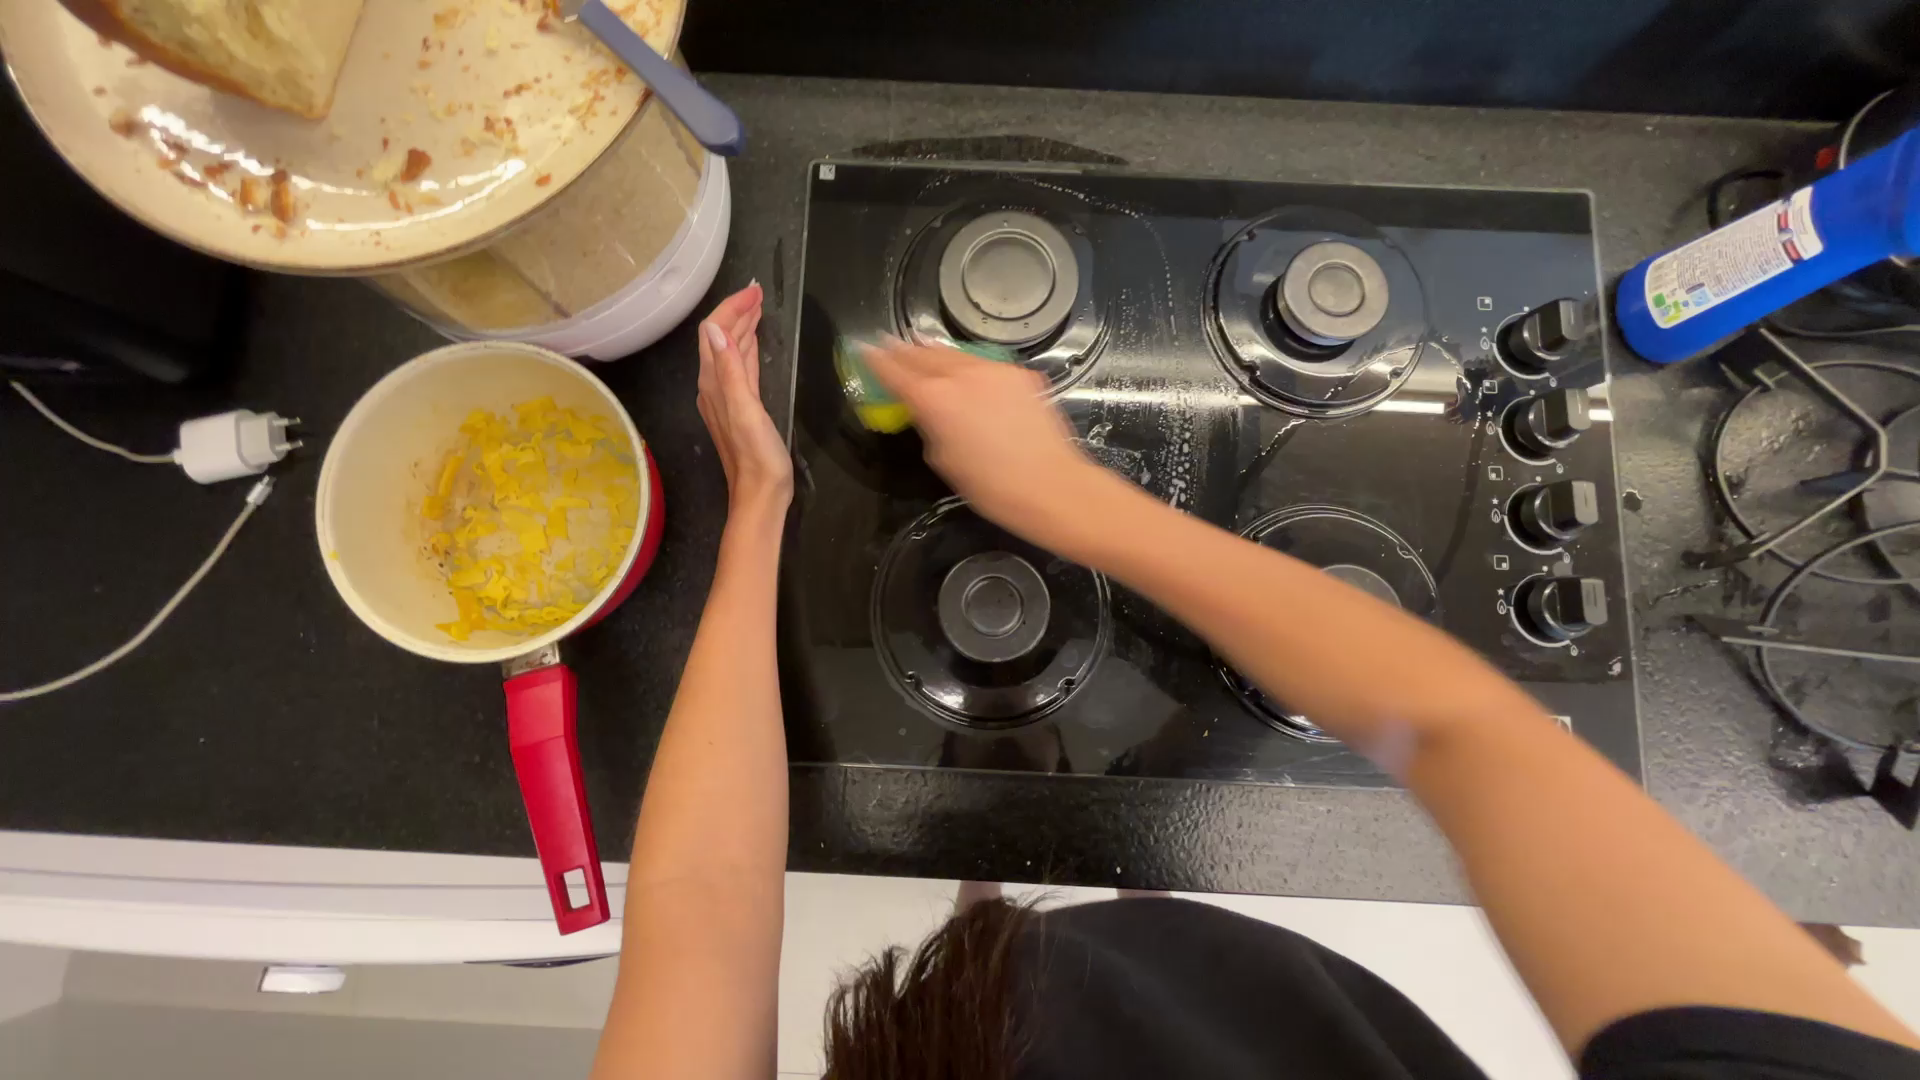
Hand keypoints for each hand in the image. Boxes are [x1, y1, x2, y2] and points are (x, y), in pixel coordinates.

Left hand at [697, 283, 791, 514]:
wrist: (760, 494)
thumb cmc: (757, 456)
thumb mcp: (746, 411)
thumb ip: (731, 371)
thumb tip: (717, 331)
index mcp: (715, 384)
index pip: (716, 333)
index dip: (732, 309)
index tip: (755, 291)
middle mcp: (715, 387)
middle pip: (720, 339)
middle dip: (737, 313)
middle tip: (759, 293)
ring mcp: (726, 399)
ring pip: (730, 353)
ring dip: (742, 329)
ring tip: (758, 310)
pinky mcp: (741, 409)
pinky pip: (739, 369)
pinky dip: (746, 350)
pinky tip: (753, 345)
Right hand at [860, 338, 1097, 541]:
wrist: (1050, 485)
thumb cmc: (992, 487)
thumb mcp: (943, 461)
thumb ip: (929, 427)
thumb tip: (927, 412)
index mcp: (935, 400)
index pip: (896, 372)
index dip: (877, 360)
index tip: (864, 349)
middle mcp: (962, 375)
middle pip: (924, 355)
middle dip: (904, 350)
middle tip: (888, 343)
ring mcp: (994, 371)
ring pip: (955, 353)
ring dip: (933, 350)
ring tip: (919, 345)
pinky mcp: (1020, 374)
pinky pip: (983, 363)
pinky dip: (966, 363)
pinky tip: (962, 367)